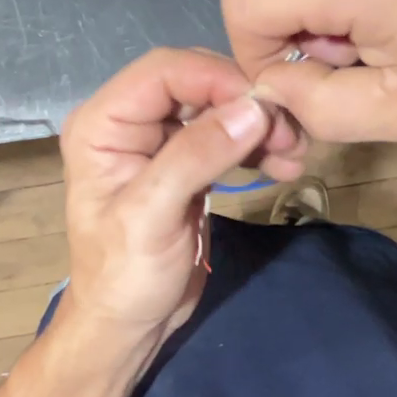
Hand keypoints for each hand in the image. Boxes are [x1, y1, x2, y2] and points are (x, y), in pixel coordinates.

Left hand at [58, 48, 303, 339]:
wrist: (128, 325)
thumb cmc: (124, 277)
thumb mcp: (152, 217)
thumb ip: (196, 158)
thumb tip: (254, 109)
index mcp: (103, 125)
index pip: (164, 71)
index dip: (217, 78)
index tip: (267, 105)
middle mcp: (128, 125)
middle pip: (195, 85)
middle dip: (243, 103)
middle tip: (289, 133)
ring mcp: (158, 146)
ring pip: (215, 111)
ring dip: (257, 125)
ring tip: (293, 152)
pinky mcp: (185, 168)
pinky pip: (224, 140)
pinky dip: (254, 147)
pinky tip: (283, 163)